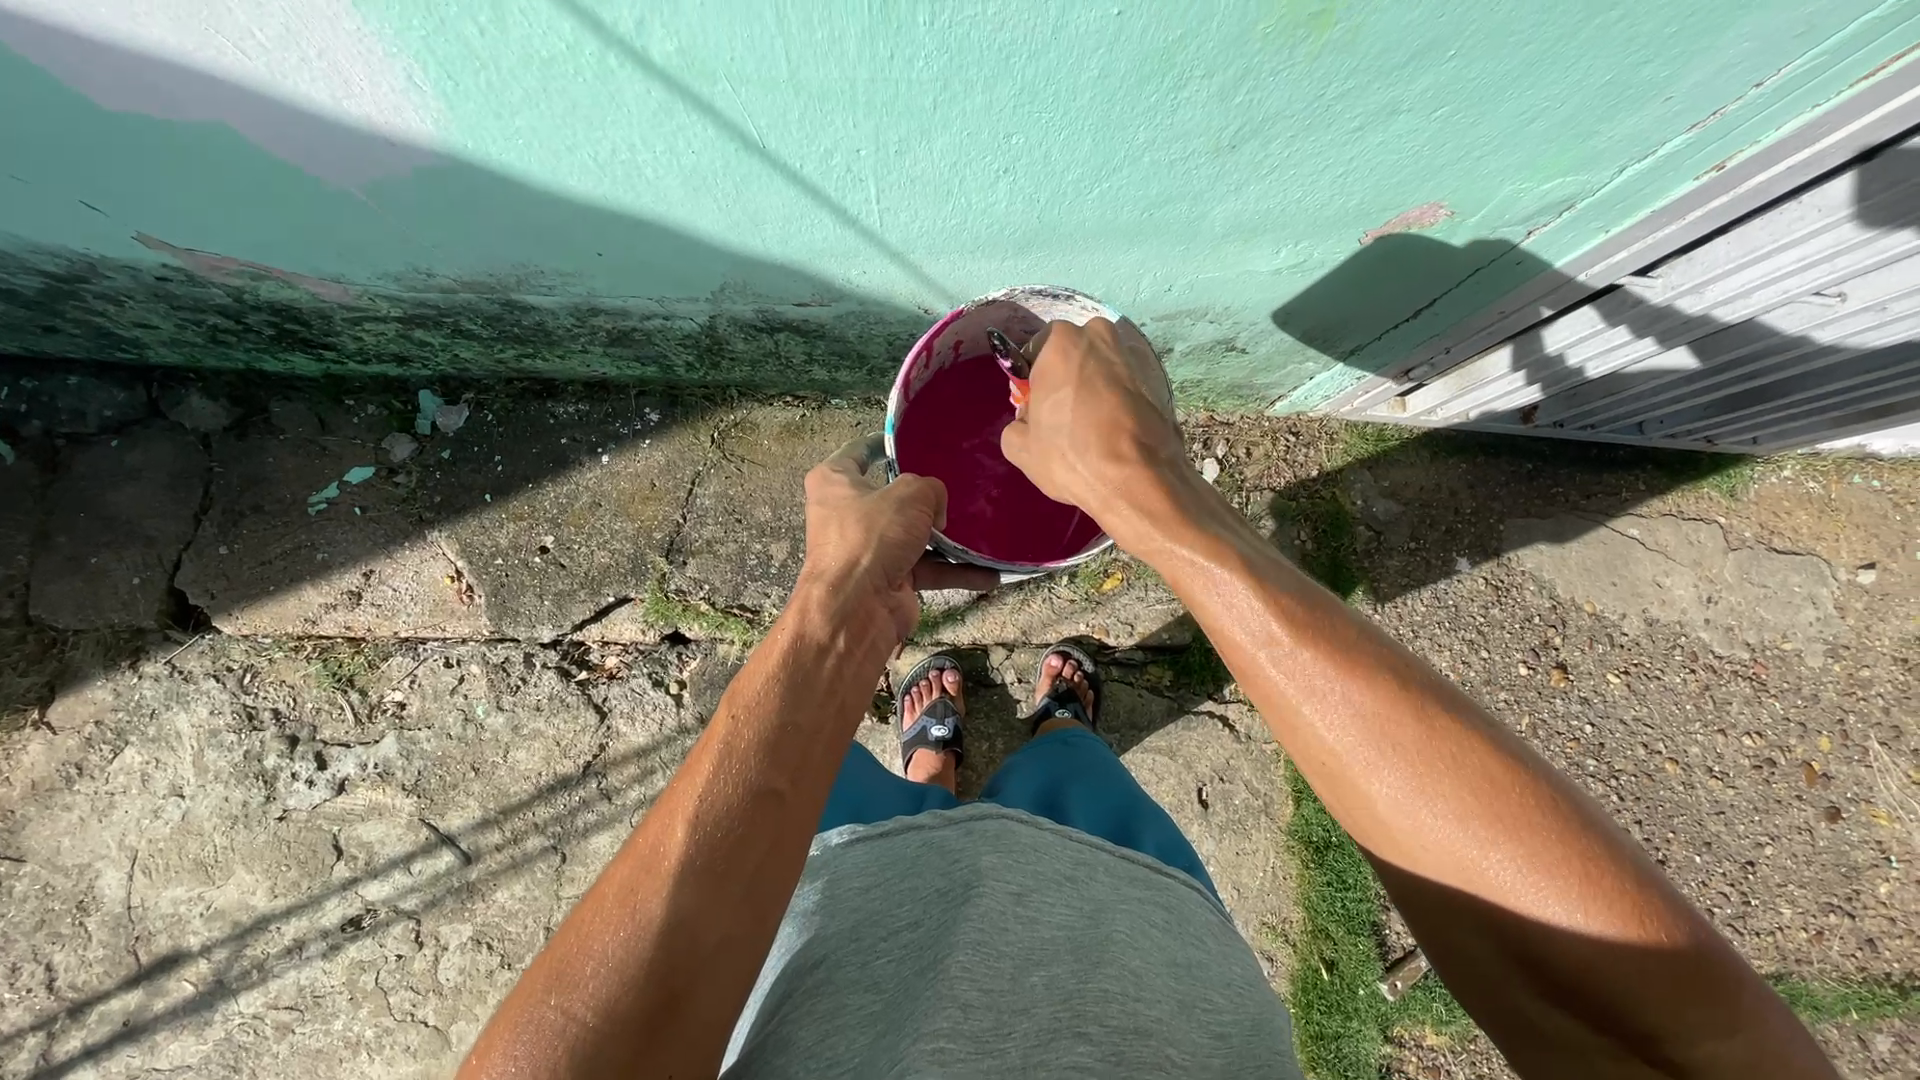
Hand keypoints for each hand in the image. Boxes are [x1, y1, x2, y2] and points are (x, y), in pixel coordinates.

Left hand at [797, 434, 997, 642]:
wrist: (858, 607)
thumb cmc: (872, 535)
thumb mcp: (910, 494)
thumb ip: (931, 488)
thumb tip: (935, 511)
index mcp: (834, 482)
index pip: (858, 453)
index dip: (884, 443)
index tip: (911, 437)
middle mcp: (847, 514)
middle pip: (892, 497)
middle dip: (925, 497)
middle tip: (959, 486)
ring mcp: (868, 549)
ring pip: (914, 536)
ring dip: (949, 540)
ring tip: (984, 529)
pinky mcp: (889, 579)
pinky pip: (928, 569)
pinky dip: (956, 572)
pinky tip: (989, 573)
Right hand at [999, 318, 1191, 538]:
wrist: (1135, 480)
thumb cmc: (1069, 454)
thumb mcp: (1019, 446)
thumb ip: (1017, 422)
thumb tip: (1028, 420)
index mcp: (1063, 342)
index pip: (1037, 350)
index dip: (1033, 379)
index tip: (1035, 404)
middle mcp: (1102, 339)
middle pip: (1076, 353)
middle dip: (1068, 376)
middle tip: (1062, 414)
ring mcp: (1135, 359)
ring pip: (1105, 369)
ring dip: (1096, 390)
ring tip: (1091, 429)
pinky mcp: (1160, 384)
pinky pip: (1128, 389)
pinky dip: (1119, 405)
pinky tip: (1114, 435)